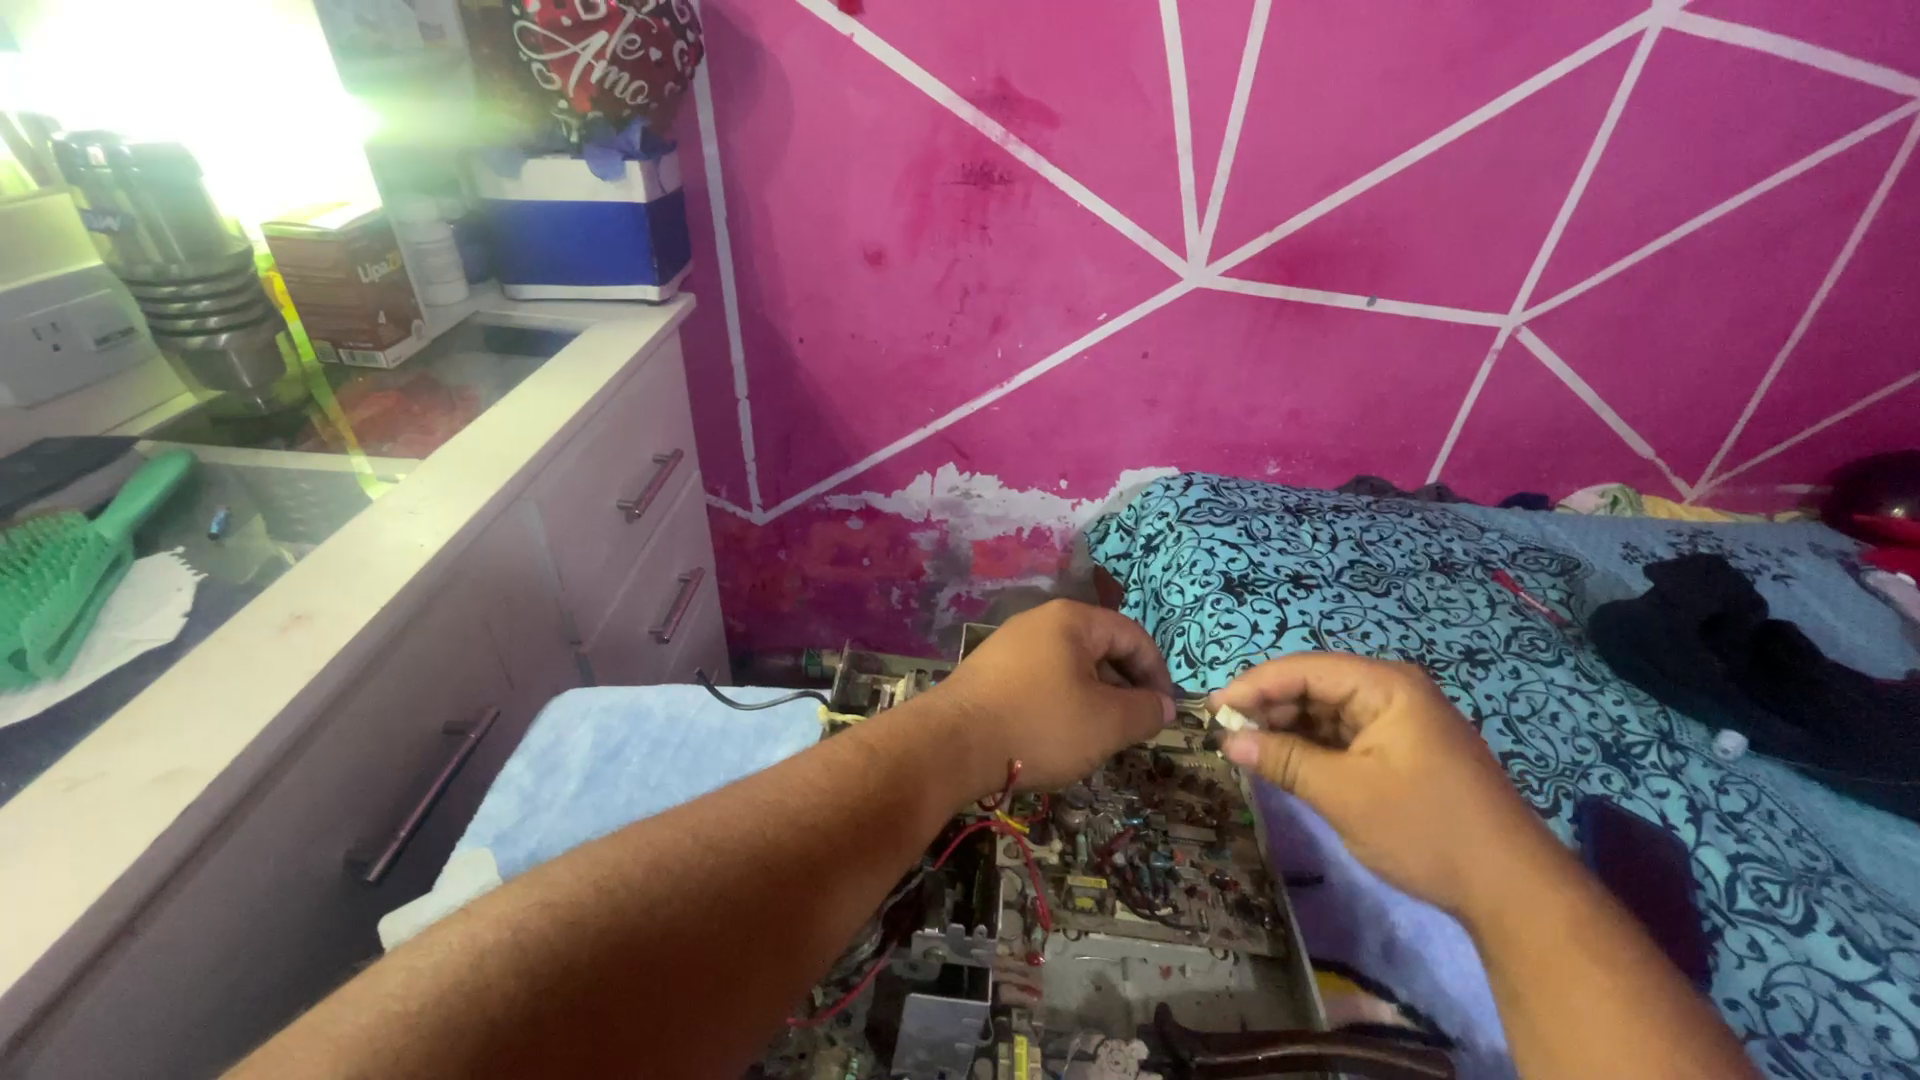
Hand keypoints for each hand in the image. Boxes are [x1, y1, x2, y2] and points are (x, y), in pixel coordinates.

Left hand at [932, 599, 1175, 795]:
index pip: (1132, 635)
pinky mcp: (988, 673)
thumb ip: (1145, 711)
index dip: (1157, 673)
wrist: (949, 746)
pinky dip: (1059, 704)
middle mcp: (1038, 622)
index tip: (1165, 712)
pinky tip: (1056, 737)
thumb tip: (1164, 706)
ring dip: (1093, 699)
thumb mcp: (1107, 723)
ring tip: (1097, 738)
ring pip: (1069, 668)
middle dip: (1124, 688)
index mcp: (1071, 620)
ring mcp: (1008, 646)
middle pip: (1099, 649)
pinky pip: (1040, 681)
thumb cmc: (1038, 726)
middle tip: (1133, 728)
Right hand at [1215, 653, 1568, 919]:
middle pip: (1313, 686)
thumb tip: (1227, 741)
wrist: (1512, 889)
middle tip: (1225, 736)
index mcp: (1385, 686)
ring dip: (1286, 729)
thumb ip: (1282, 760)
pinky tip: (1284, 762)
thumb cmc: (1425, 829)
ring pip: (1325, 712)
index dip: (1253, 686)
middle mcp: (1392, 692)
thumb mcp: (1343, 794)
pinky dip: (1311, 747)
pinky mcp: (1401, 750)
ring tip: (1246, 750)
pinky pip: (1343, 736)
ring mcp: (1399, 721)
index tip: (1211, 711)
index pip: (1303, 669)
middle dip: (1268, 708)